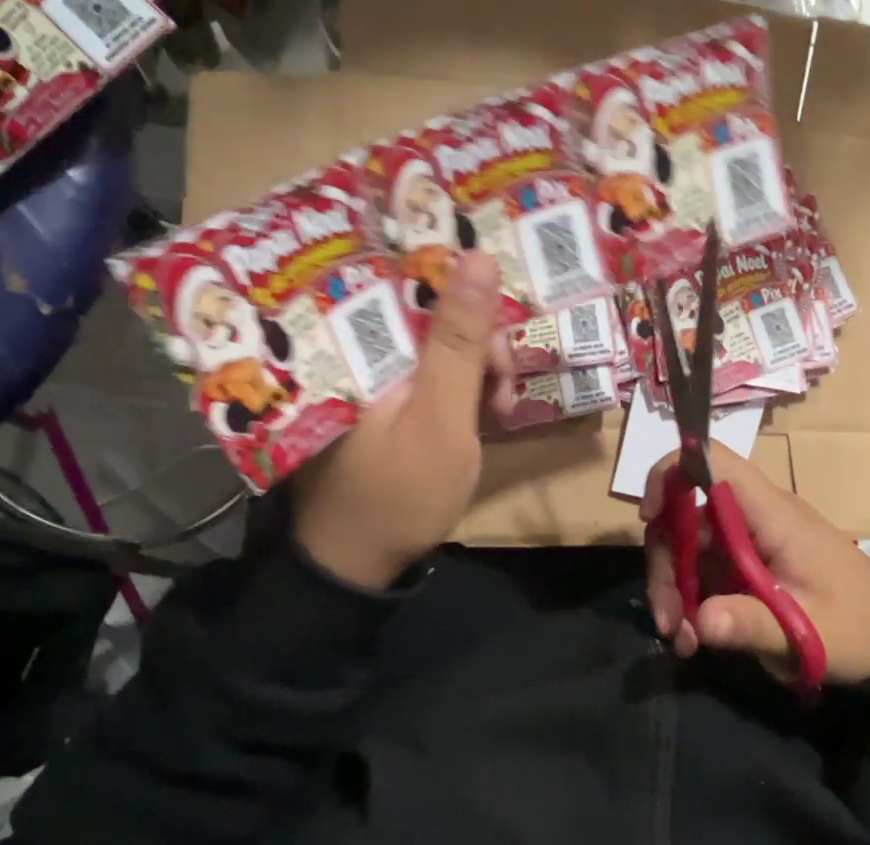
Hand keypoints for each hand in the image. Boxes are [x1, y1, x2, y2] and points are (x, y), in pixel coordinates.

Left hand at [292, 253, 514, 588]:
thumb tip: (478, 255)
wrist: (359, 563)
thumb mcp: (441, 418)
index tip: (509, 323)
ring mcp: (372, 380)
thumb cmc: (400, 494)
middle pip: (432, 314)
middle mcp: (360, 352)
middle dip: (482, 345)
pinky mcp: (383, 407)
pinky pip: (430, 378)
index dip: (471, 291)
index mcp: (362, 344)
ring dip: (479, 374)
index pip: (416, 280)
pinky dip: (462, 394)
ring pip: (438, 349)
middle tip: (504, 388)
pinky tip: (483, 418)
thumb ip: (459, 343)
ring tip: (499, 413)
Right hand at [641, 442, 869, 684]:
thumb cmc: (858, 627)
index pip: (716, 464)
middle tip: (668, 623)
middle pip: (685, 517)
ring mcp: (746, 545)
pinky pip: (701, 572)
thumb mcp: (807, 632)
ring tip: (681, 641)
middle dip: (665, 566)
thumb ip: (752, 625)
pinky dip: (690, 602)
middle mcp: (752, 521)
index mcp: (772, 517)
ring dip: (673, 591)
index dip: (673, 474)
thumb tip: (700, 622)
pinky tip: (694, 638)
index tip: (649, 516)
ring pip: (686, 548)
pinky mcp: (744, 569)